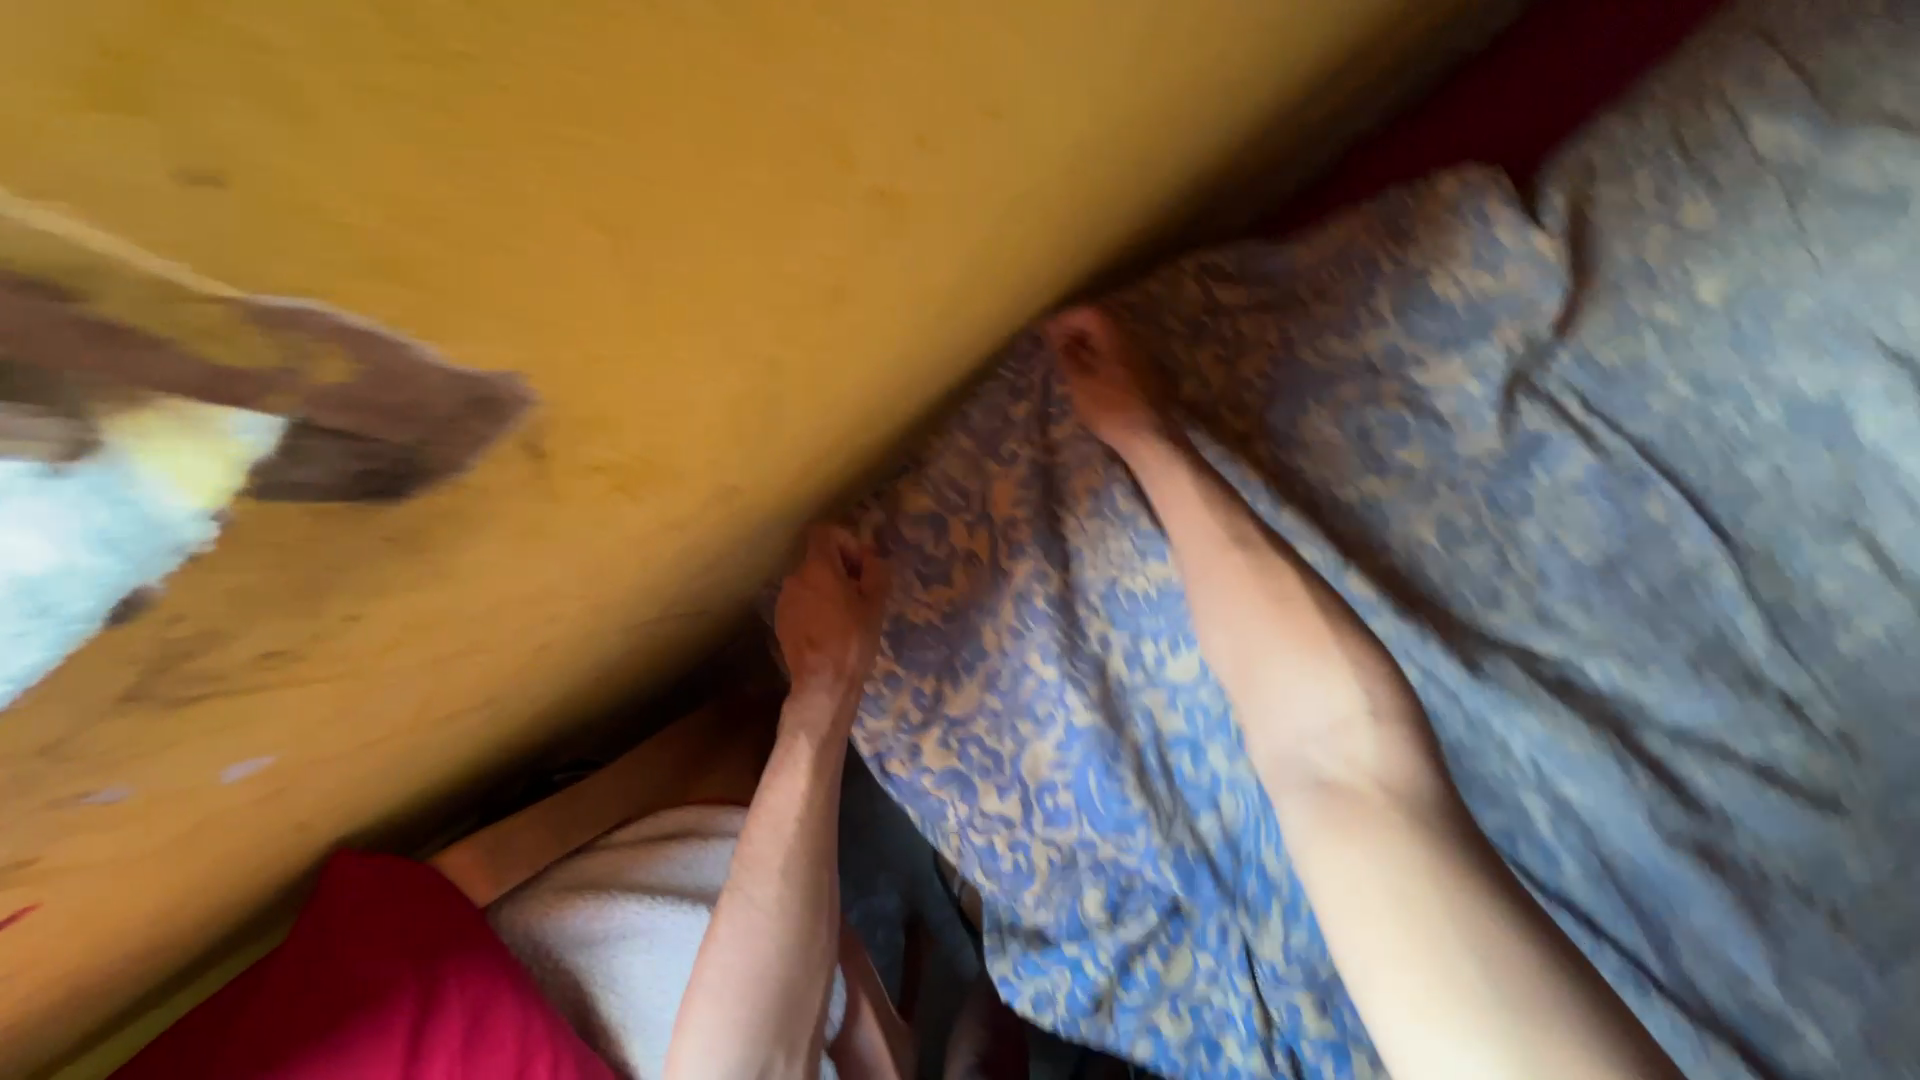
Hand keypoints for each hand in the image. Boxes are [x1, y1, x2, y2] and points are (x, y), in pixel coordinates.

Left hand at [774, 525, 890, 708]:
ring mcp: (784, 600)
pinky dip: (816, 605)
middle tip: (861, 593)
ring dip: (828, 588)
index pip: (824, 532)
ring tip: (846, 614)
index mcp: (817, 568)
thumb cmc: (853, 640)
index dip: (846, 541)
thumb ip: (875, 570)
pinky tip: (830, 629)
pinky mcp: (781, 619)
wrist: (823, 682)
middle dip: (841, 568)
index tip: (860, 565)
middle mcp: (794, 577)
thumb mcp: (875, 603)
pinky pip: (801, 600)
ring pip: (810, 581)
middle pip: (818, 558)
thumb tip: (870, 556)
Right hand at [1045, 304, 1169, 453]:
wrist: (1148, 435)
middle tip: (1056, 344)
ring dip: (1088, 344)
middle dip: (1076, 329)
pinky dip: (1100, 357)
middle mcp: (1131, 340)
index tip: (1048, 331)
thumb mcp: (1080, 382)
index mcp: (1115, 337)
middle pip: (1102, 323)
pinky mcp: (1145, 373)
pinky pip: (1118, 354)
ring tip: (1068, 359)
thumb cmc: (1109, 408)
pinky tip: (1089, 373)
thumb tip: (1058, 338)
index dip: (1066, 318)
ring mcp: (1141, 356)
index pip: (1089, 312)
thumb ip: (1067, 356)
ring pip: (1110, 340)